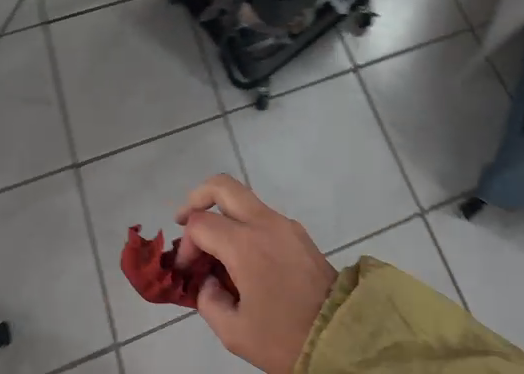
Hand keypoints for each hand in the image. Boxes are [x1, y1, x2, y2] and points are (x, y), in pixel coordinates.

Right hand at [174, 174, 337, 373]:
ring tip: (212, 248)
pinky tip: (239, 257)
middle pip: (223, 186)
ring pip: (244, 199)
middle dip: (197, 198)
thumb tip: (208, 282)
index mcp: (246, 244)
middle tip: (183, 221)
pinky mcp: (298, 233)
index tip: (185, 271)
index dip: (186, 244)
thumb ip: (209, 301)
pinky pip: (262, 216)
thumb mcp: (234, 331)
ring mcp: (284, 224)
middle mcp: (265, 223)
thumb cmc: (284, 336)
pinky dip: (243, 225)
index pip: (202, 224)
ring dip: (222, 213)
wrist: (340, 334)